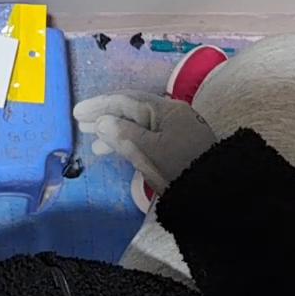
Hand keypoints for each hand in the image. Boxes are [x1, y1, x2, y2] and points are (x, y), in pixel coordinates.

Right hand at [73, 92, 217, 193]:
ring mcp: (173, 132)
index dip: (99, 105)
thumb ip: (124, 135)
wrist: (217, 194)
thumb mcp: (150, 151)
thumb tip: (102, 122)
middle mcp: (169, 116)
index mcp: (165, 110)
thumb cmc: (180, 168)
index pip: (126, 100)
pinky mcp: (175, 148)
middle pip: (131, 111)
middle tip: (80, 124)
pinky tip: (114, 151)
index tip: (77, 113)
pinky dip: (126, 143)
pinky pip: (144, 139)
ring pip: (136, 126)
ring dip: (113, 132)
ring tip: (93, 143)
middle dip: (104, 117)